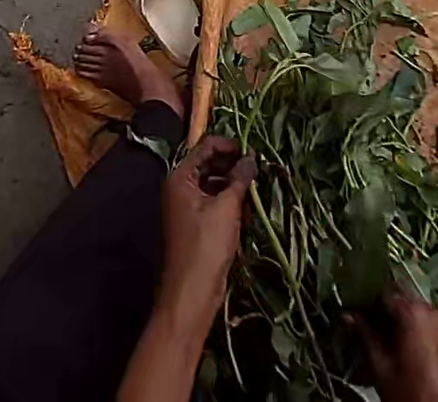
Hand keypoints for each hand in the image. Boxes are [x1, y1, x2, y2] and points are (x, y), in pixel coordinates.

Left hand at [157, 136, 255, 316]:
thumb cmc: (207, 244)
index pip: (205, 147)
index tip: (252, 151)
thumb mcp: (227, 207)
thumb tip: (251, 157)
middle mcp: (180, 187)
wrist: (192, 293)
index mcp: (180, 177)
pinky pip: (213, 202)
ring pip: (214, 184)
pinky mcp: (195, 223)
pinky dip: (229, 203)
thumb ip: (239, 178)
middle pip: (209, 164)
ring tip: (255, 192)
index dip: (229, 145)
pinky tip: (247, 211)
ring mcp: (186, 206)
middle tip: (257, 170)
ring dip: (234, 186)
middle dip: (233, 166)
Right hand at [353, 288, 437, 401]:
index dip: (365, 299)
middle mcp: (429, 310)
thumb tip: (348, 316)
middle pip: (398, 294)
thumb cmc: (413, 396)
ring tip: (379, 331)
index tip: (354, 309)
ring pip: (410, 305)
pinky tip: (397, 339)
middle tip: (364, 319)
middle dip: (380, 305)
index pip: (382, 291)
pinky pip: (422, 316)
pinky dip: (409, 322)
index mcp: (413, 313)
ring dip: (394, 313)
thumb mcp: (382, 368)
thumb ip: (364, 336)